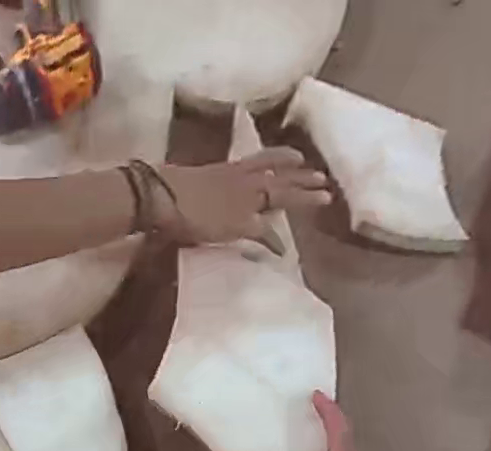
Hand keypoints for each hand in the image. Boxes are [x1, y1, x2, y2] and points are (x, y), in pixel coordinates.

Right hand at [155, 150, 331, 244]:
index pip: (262, 160)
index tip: (297, 158)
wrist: (166, 197)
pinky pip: (265, 233)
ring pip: (283, 195)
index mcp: (228, 169)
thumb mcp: (185, 183)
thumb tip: (177, 196)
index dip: (281, 158)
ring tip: (324, 197)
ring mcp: (246, 201)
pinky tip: (283, 252)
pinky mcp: (243, 223)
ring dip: (305, 197)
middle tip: (320, 176)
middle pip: (280, 174)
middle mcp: (243, 181)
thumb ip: (192, 189)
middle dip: (301, 175)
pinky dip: (274, 243)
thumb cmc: (166, 190)